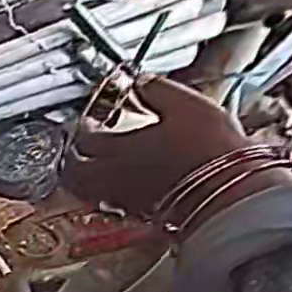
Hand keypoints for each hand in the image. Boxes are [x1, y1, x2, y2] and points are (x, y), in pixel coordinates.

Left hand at [64, 77, 263, 218]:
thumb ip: (158, 91)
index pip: (85, 137)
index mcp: (116, 148)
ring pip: (79, 188)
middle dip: (72, 154)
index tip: (90, 117)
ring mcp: (113, 196)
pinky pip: (95, 200)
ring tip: (88, 162)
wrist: (219, 187)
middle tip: (81, 143)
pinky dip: (92, 190)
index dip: (85, 124)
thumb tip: (140, 81)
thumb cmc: (206, 146)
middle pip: (71, 168)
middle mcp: (107, 175)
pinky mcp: (125, 210)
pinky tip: (107, 181)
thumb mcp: (186, 106)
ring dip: (77, 174)